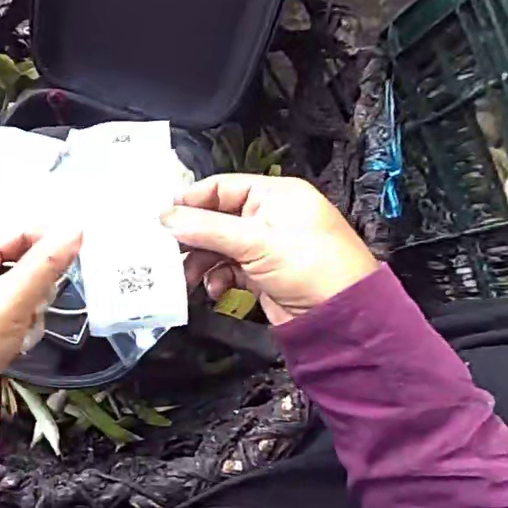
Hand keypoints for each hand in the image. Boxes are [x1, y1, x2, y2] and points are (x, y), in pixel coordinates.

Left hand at [0, 229, 83, 412]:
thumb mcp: (11, 300)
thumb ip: (45, 264)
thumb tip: (76, 230)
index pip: (18, 235)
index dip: (49, 242)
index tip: (79, 256)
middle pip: (23, 267)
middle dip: (37, 289)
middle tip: (35, 307)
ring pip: (23, 296)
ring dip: (31, 313)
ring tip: (22, 332)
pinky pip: (14, 319)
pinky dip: (21, 330)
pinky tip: (17, 346)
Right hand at [161, 174, 377, 324]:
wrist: (344, 320)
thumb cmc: (315, 269)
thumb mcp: (255, 241)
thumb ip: (207, 227)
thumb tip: (167, 216)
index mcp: (275, 195)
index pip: (222, 187)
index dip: (191, 201)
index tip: (163, 217)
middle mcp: (269, 217)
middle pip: (216, 219)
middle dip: (192, 237)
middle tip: (168, 250)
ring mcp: (266, 247)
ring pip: (218, 247)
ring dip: (200, 261)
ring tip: (187, 277)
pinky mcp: (263, 274)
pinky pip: (228, 270)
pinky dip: (217, 278)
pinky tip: (215, 288)